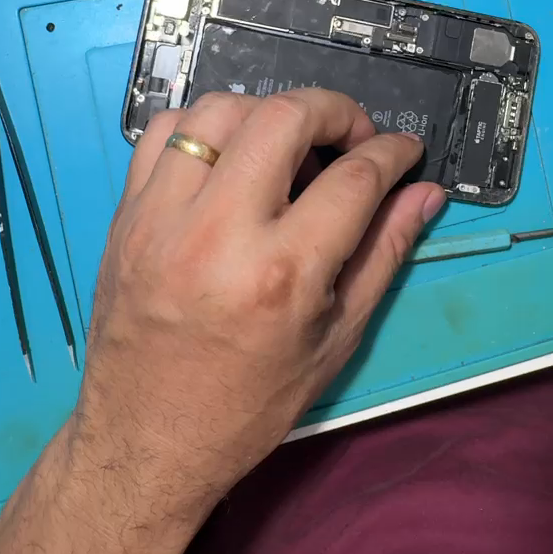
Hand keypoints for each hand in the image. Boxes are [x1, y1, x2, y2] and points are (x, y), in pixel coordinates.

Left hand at [72, 88, 445, 502]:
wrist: (145, 443)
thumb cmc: (253, 402)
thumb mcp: (337, 337)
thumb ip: (384, 253)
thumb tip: (426, 193)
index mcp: (282, 274)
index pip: (353, 178)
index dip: (392, 153)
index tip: (405, 151)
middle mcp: (218, 233)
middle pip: (283, 118)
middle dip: (335, 110)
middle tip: (353, 137)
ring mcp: (161, 218)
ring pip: (220, 110)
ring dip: (269, 113)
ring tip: (291, 147)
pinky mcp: (127, 215)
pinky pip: (164, 132)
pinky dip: (207, 127)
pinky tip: (231, 156)